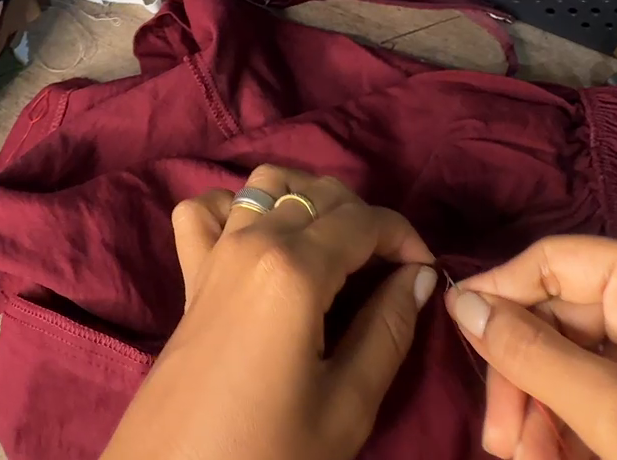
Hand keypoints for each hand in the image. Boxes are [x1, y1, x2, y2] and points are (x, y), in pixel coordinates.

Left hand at [100, 166, 437, 459]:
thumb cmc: (268, 450)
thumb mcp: (346, 404)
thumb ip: (387, 329)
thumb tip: (419, 276)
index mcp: (294, 268)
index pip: (364, 220)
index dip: (405, 236)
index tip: (426, 270)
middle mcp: (253, 240)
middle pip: (321, 194)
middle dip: (365, 219)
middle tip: (390, 269)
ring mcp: (216, 249)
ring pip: (267, 184)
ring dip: (307, 198)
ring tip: (334, 244)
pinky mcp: (190, 270)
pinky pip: (205, 209)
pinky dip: (234, 207)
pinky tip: (258, 238)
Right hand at [445, 236, 616, 459]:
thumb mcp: (613, 416)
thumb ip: (529, 354)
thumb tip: (460, 302)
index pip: (553, 260)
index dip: (500, 293)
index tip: (457, 336)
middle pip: (557, 313)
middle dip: (522, 376)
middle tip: (501, 444)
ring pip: (569, 356)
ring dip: (539, 408)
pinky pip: (595, 387)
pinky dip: (568, 423)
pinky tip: (552, 459)